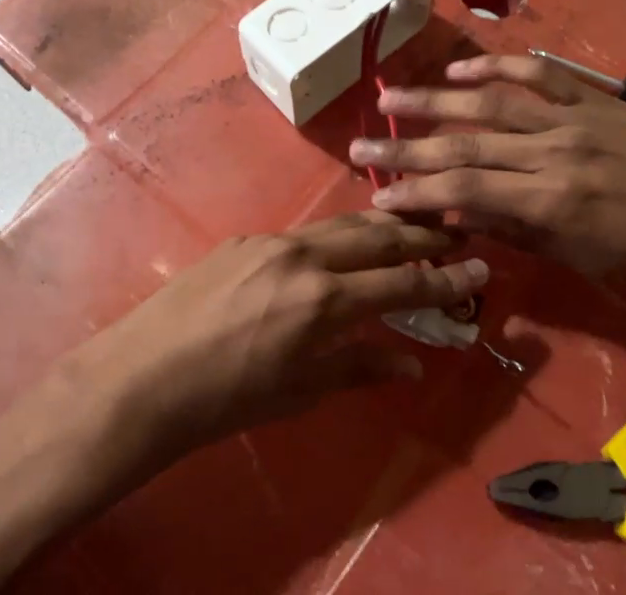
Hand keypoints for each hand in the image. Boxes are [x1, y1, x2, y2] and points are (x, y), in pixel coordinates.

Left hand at [59, 212, 487, 467]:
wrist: (144, 376)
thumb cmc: (227, 399)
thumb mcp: (301, 391)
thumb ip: (359, 367)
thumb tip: (412, 361)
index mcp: (324, 301)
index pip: (402, 283)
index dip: (445, 278)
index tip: (481, 267)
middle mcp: (304, 258)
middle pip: (376, 236)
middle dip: (419, 234)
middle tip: (453, 233)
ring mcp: (270, 243)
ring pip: (339, 226)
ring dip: (379, 227)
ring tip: (408, 228)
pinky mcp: (243, 240)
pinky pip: (303, 233)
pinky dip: (335, 236)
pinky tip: (340, 246)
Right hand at [350, 54, 625, 280]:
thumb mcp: (589, 258)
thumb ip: (520, 232)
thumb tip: (460, 215)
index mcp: (553, 202)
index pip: (465, 191)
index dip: (414, 193)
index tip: (376, 196)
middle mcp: (553, 153)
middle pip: (463, 144)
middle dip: (404, 148)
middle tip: (357, 147)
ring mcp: (572, 117)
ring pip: (489, 102)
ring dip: (433, 99)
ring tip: (388, 98)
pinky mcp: (591, 96)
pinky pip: (535, 74)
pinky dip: (494, 68)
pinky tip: (460, 71)